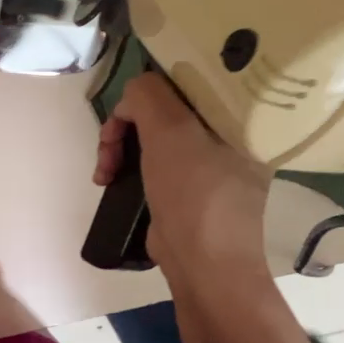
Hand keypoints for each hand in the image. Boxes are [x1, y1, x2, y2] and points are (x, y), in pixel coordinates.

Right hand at [93, 73, 271, 280]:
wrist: (203, 261)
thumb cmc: (195, 193)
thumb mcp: (171, 134)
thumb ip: (149, 98)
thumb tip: (131, 91)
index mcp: (239, 116)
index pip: (185, 81)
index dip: (148, 92)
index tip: (124, 115)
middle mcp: (228, 133)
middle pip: (161, 108)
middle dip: (124, 127)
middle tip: (108, 148)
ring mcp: (209, 160)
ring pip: (150, 134)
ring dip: (118, 148)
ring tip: (104, 172)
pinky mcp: (188, 184)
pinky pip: (150, 159)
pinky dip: (125, 165)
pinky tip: (111, 181)